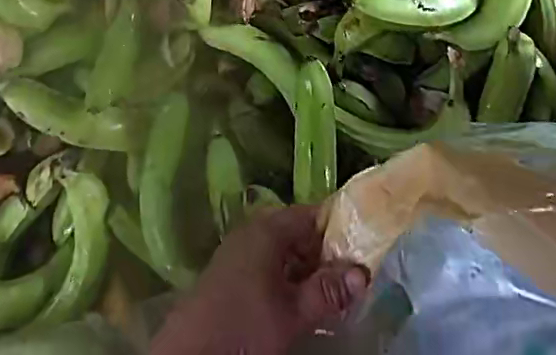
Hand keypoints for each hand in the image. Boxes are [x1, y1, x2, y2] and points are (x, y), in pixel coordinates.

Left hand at [147, 206, 368, 354]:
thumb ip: (327, 291)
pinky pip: (269, 263)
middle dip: (326, 251)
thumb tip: (362, 271)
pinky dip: (289, 276)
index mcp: (268, 229)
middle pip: (298, 231)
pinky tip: (303, 298)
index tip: (364, 242)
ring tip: (336, 290)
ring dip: (308, 267)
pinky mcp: (233, 270)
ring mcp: (241, 249)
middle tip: (355, 274)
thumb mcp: (293, 313)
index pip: (311, 214)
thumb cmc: (245, 324)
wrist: (191, 348)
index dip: (338, 226)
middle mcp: (253, 230)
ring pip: (284, 249)